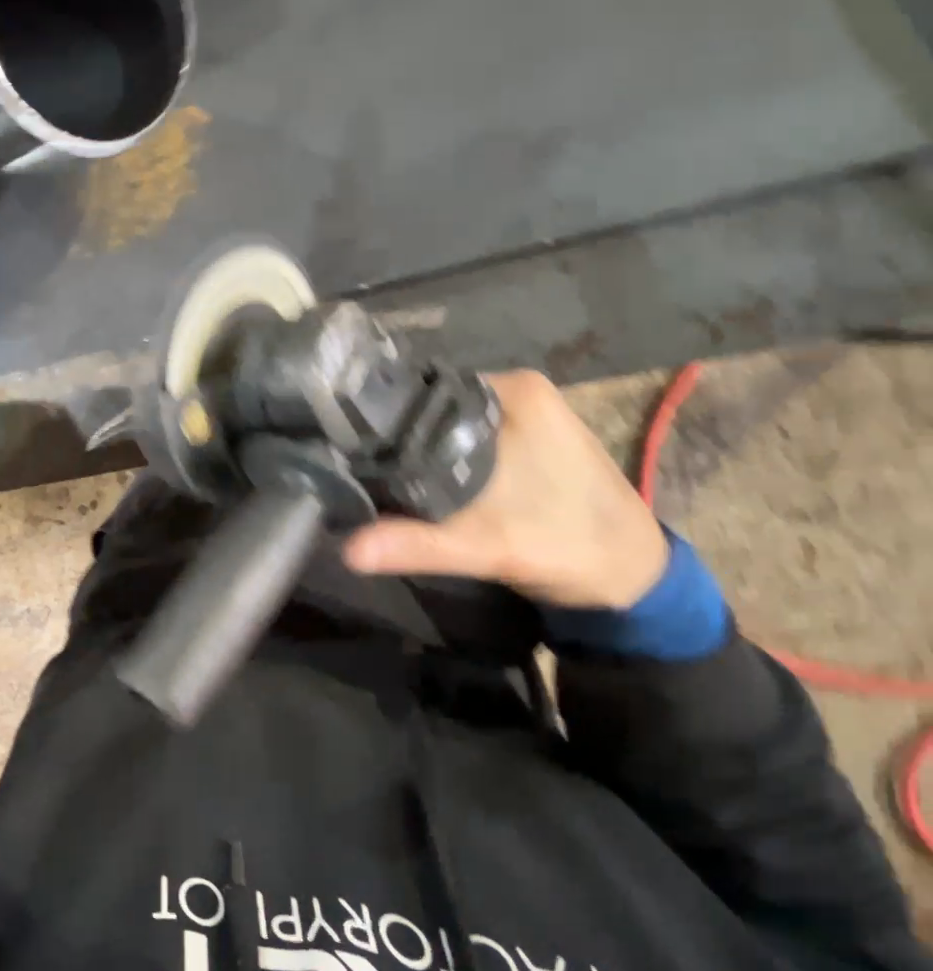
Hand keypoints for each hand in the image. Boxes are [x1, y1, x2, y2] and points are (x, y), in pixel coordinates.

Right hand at [343, 370, 669, 608]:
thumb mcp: (486, 545)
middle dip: (392, 443)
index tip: (335, 453)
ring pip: (441, 430)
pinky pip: (461, 445)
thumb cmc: (571, 546)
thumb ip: (416, 544)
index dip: (376, 425)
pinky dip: (437, 464)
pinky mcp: (522, 441)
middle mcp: (515, 392)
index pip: (419, 395)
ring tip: (368, 481)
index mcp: (513, 391)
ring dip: (412, 456)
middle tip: (346, 473)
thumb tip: (349, 550)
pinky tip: (411, 487)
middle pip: (427, 412)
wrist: (634, 579)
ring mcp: (522, 416)